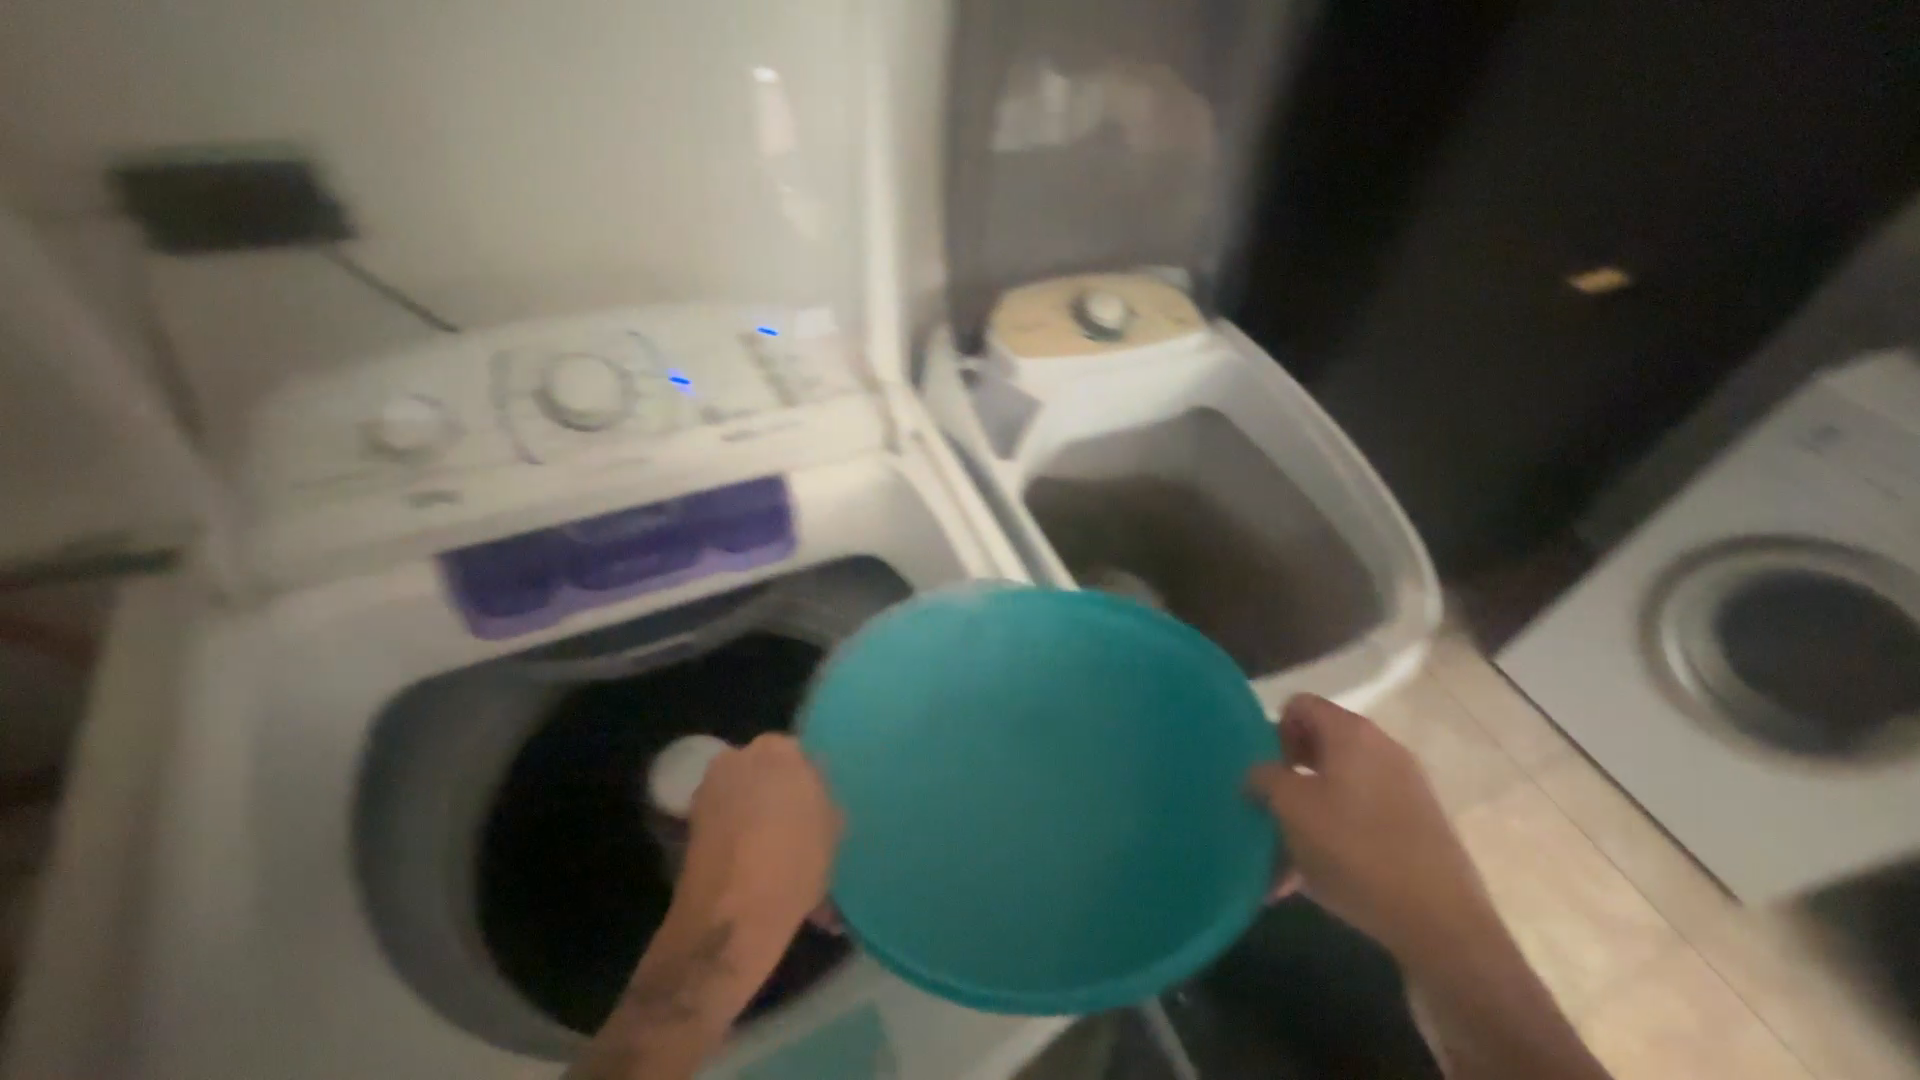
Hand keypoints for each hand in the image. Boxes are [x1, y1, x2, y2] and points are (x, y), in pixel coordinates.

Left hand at [680, 734, 842, 930]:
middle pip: (767, 773)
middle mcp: (738, 757)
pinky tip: (753, 869)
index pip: (801, 756)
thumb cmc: (795, 860)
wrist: (734, 912)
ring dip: (756, 819)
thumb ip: (824, 801)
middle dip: (779, 797)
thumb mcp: (833, 827)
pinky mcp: (689, 823)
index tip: (817, 811)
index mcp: (779, 750)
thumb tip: (814, 798)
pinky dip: (737, 839)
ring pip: (743, 799)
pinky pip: (724, 823)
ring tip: (774, 857)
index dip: (810, 785)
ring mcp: (709, 789)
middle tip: (797, 831)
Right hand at [1246, 695, 1496, 959]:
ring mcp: (1404, 788)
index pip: (1299, 705)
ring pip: (1336, 790)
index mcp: (1352, 734)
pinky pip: (1358, 819)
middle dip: (1286, 779)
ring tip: (1280, 863)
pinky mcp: (1416, 826)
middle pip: (1318, 747)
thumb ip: (1264, 778)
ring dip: (1304, 817)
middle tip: (1267, 814)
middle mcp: (1382, 750)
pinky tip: (1311, 880)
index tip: (1266, 774)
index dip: (1273, 732)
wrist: (1440, 921)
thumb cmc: (1355, 851)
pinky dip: (1332, 838)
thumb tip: (1258, 773)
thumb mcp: (1291, 809)